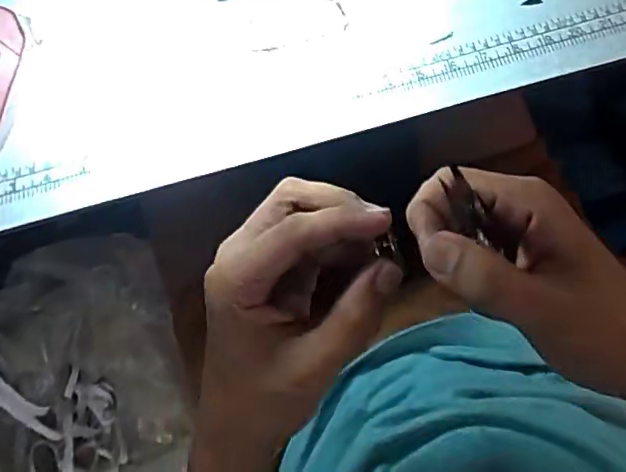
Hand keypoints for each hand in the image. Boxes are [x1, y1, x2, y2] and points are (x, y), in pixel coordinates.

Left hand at [192, 178, 404, 471]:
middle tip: (379, 227)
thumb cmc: (265, 402)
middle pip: (291, 198)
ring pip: (299, 204)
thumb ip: (353, 317)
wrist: (234, 426)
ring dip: (339, 215)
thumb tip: (390, 267)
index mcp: (236, 278)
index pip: (291, 229)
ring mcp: (251, 249)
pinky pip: (305, 223)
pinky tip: (358, 252)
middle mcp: (238, 251)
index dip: (342, 219)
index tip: (386, 220)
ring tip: (373, 243)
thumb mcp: (313, 368)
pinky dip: (336, 231)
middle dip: (339, 205)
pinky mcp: (268, 255)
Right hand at [405, 167, 625, 404]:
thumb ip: (480, 276)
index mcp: (526, 198)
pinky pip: (483, 247)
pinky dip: (473, 269)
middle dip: (440, 236)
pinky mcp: (527, 250)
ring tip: (470, 296)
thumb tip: (426, 245)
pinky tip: (487, 299)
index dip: (429, 211)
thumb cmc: (601, 331)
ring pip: (466, 225)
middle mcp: (522, 201)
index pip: (452, 180)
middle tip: (451, 286)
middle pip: (456, 199)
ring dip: (456, 256)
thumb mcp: (537, 308)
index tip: (427, 261)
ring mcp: (526, 225)